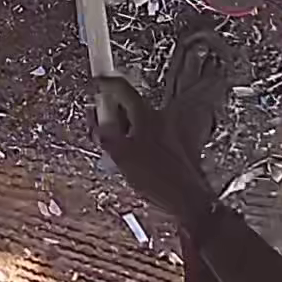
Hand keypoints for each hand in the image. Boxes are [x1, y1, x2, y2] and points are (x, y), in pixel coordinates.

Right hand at [93, 77, 215, 226]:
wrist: (186, 198)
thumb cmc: (157, 178)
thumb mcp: (122, 157)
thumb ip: (107, 138)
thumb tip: (98, 127)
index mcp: (145, 113)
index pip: (121, 87)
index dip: (105, 83)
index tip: (94, 83)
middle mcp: (158, 116)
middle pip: (129, 104)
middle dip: (112, 113)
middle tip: (100, 128)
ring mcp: (167, 128)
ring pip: (138, 119)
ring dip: (124, 127)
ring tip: (115, 149)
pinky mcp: (172, 142)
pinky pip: (147, 132)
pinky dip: (135, 138)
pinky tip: (130, 158)